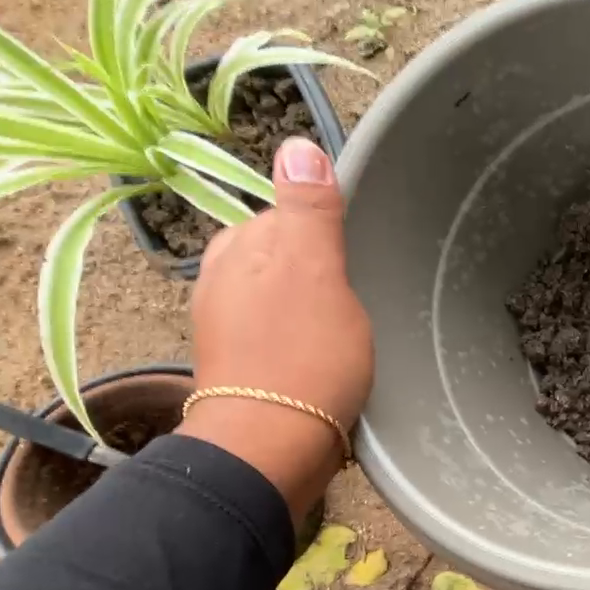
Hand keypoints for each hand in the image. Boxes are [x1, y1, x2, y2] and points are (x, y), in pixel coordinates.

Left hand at [176, 138, 372, 518]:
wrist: (276, 444)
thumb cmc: (304, 355)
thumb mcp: (316, 273)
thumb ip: (309, 211)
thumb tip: (298, 145)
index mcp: (238, 251)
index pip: (284, 213)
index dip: (326, 226)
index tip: (362, 249)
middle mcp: (224, 282)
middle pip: (282, 251)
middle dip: (319, 260)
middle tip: (365, 286)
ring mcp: (231, 325)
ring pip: (283, 291)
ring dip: (316, 297)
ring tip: (354, 320)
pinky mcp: (247, 363)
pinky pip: (283, 327)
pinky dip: (308, 329)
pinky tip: (333, 349)